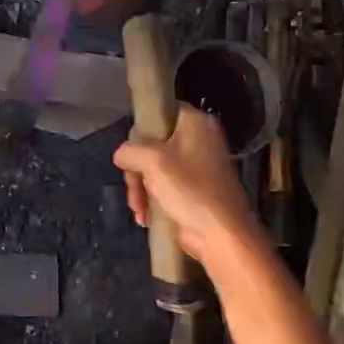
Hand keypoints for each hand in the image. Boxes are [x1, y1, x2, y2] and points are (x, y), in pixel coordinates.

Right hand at [112, 104, 260, 266]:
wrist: (221, 232)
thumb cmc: (189, 188)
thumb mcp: (153, 161)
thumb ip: (130, 151)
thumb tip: (122, 155)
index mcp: (196, 122)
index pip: (162, 111)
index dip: (142, 128)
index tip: (130, 149)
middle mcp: (199, 139)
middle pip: (154, 144)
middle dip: (137, 170)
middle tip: (134, 189)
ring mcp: (198, 166)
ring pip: (156, 168)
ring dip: (142, 189)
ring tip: (139, 210)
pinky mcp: (194, 190)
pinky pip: (165, 187)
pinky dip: (153, 200)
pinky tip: (146, 217)